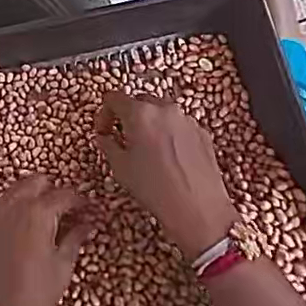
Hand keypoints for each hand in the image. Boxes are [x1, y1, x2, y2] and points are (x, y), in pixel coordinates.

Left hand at [0, 175, 91, 305]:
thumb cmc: (33, 294)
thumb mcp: (62, 266)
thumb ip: (75, 239)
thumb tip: (88, 225)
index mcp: (37, 213)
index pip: (64, 194)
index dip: (80, 200)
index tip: (88, 209)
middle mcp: (13, 207)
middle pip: (36, 182)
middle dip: (53, 189)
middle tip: (67, 208)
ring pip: (15, 191)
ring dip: (32, 196)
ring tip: (47, 216)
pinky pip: (1, 207)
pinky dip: (15, 208)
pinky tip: (25, 227)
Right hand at [95, 92, 238, 261]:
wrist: (197, 208)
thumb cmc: (155, 188)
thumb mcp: (120, 167)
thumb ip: (108, 145)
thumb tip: (105, 137)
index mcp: (140, 113)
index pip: (114, 98)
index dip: (104, 113)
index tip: (104, 129)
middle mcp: (165, 109)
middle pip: (140, 102)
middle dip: (128, 117)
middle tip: (122, 139)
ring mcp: (186, 120)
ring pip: (161, 113)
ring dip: (150, 125)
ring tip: (147, 152)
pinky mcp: (202, 133)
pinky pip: (179, 126)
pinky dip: (169, 135)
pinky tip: (167, 159)